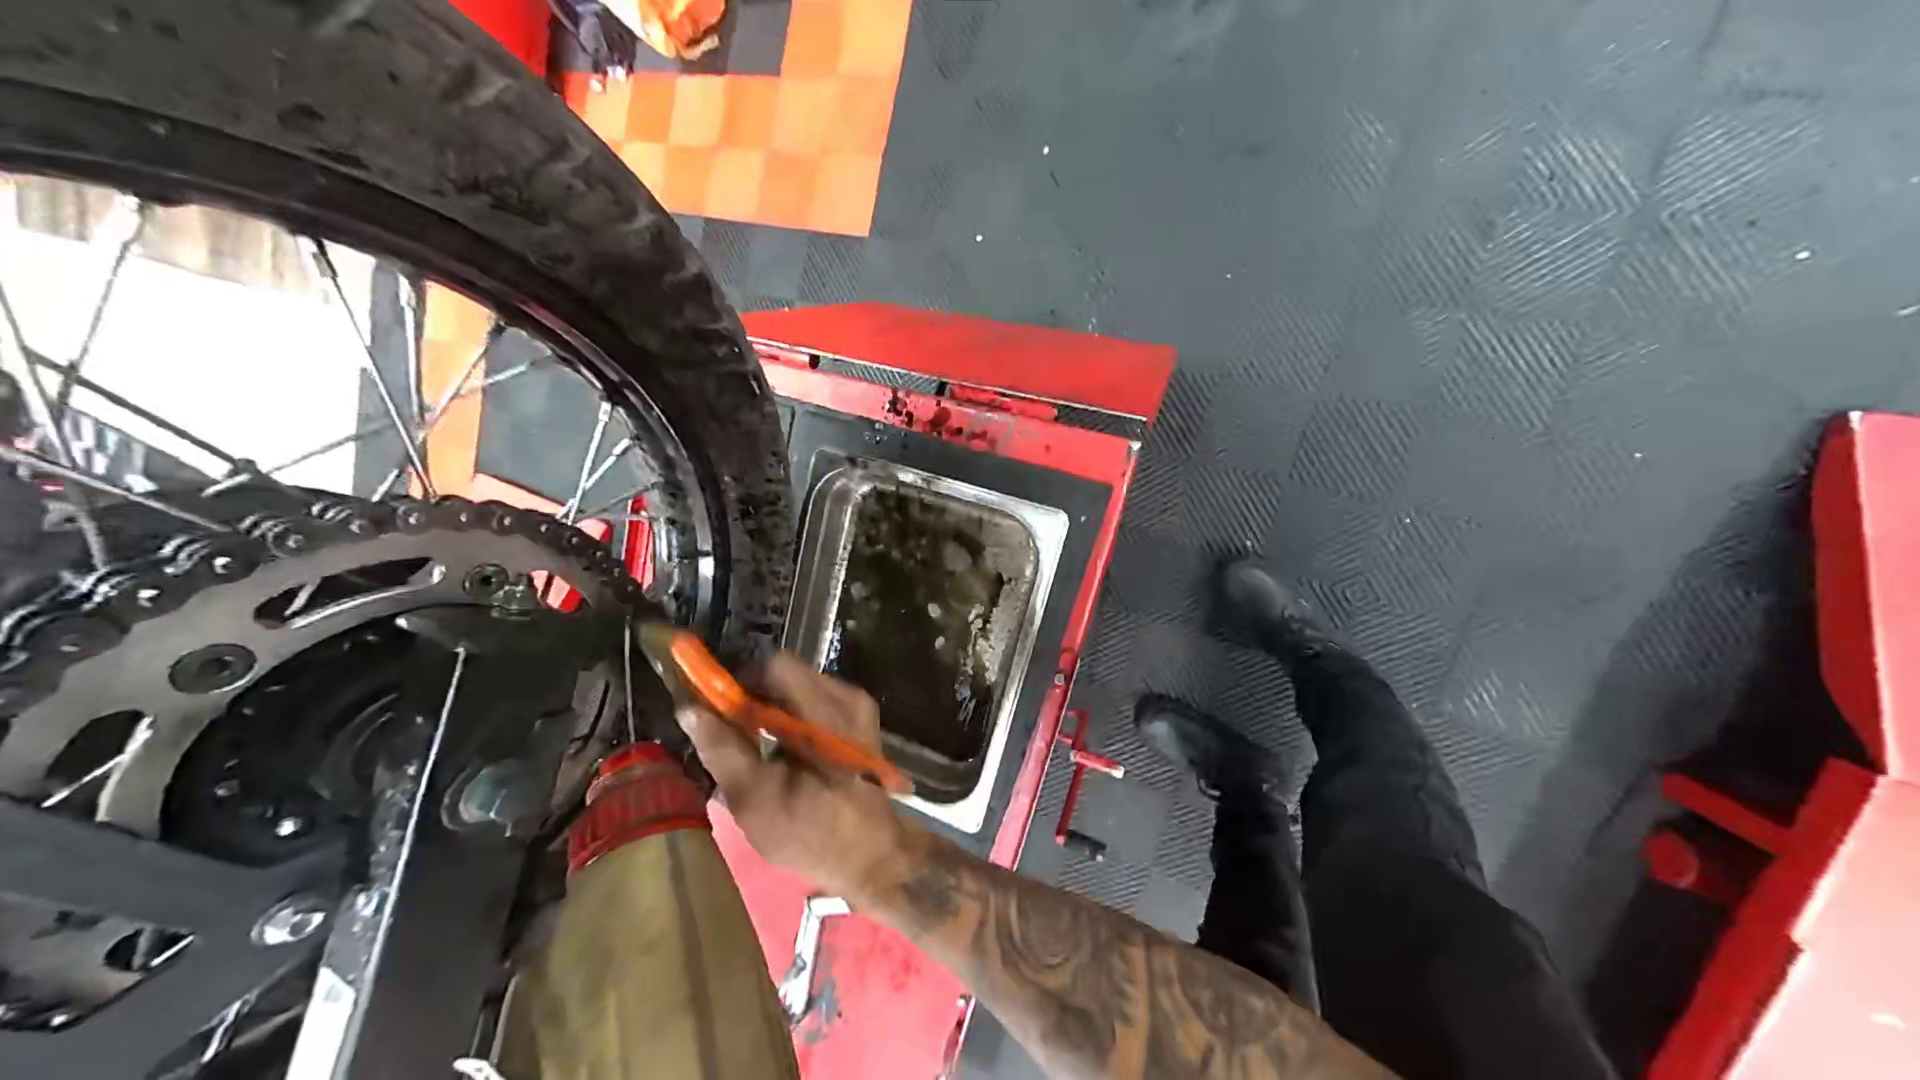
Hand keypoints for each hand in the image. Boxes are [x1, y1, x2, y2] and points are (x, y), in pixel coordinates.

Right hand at [675, 653, 915, 900]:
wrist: (872, 856)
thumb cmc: (812, 833)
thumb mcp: (755, 798)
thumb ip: (722, 748)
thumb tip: (689, 708)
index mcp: (827, 711)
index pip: (773, 666)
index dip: (738, 681)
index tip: (715, 708)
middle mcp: (847, 697)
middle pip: (785, 674)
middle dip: (751, 698)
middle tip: (729, 732)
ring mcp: (856, 706)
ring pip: (797, 687)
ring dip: (769, 709)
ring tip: (753, 747)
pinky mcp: (858, 720)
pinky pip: (813, 701)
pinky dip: (789, 718)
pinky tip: (779, 751)